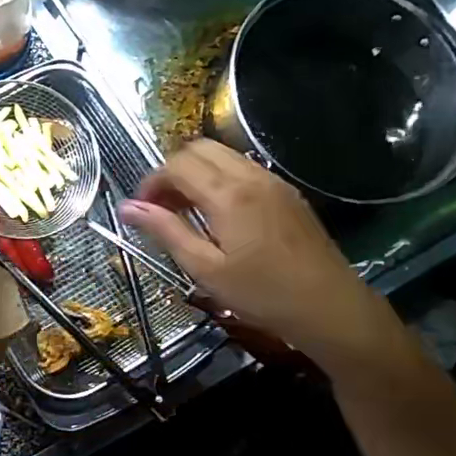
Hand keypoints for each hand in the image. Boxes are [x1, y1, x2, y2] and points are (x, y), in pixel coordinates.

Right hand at [119, 139, 403, 367]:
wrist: (328, 306)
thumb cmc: (260, 293)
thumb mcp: (203, 268)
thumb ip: (165, 231)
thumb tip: (127, 208)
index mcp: (228, 194)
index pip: (177, 164)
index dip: (151, 182)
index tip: (142, 210)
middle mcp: (252, 176)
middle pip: (199, 149)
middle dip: (172, 171)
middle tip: (161, 208)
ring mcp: (273, 182)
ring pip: (222, 155)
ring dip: (195, 174)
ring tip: (185, 213)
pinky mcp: (286, 193)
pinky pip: (243, 169)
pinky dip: (219, 179)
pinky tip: (216, 215)